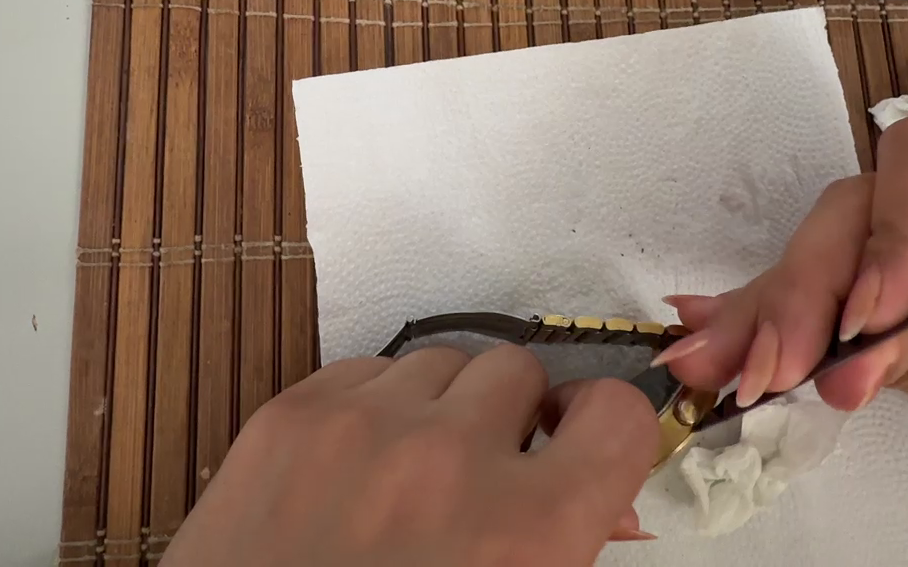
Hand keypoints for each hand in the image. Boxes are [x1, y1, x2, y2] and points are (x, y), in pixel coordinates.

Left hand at [163, 345, 660, 566]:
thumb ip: (564, 550)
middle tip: (479, 471)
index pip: (615, 414)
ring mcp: (360, 425)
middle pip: (517, 368)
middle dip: (508, 417)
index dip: (604, 426)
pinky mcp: (292, 412)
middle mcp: (444, 459)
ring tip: (406, 476)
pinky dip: (376, 405)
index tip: (581, 440)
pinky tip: (353, 467)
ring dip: (438, 407)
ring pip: (441, 359)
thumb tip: (603, 495)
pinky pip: (370, 368)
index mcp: (520, 533)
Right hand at [658, 117, 907, 564]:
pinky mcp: (890, 283)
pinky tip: (715, 331)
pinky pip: (820, 286)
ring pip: (825, 244)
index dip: (892, 230)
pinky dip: (767, 313)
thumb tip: (837, 355)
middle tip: (769, 367)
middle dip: (810, 288)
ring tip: (713, 362)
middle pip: (861, 209)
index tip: (869, 322)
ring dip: (770, 306)